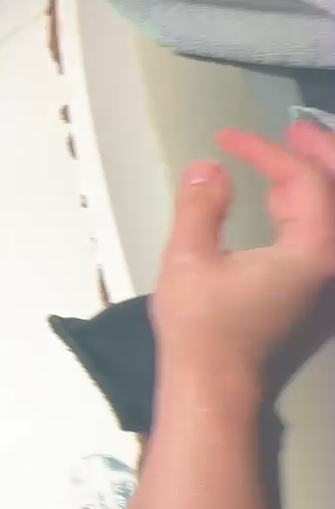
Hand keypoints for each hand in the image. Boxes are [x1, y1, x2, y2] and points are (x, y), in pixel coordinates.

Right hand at [151, 122, 334, 392]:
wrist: (218, 378)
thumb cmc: (201, 321)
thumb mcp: (188, 260)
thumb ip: (201, 209)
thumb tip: (209, 166)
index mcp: (316, 251)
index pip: (305, 184)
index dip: (267, 153)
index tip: (223, 138)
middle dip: (320, 157)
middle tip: (289, 130)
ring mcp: (332, 279)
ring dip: (318, 183)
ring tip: (294, 157)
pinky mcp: (319, 290)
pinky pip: (327, 235)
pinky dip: (312, 209)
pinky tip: (287, 203)